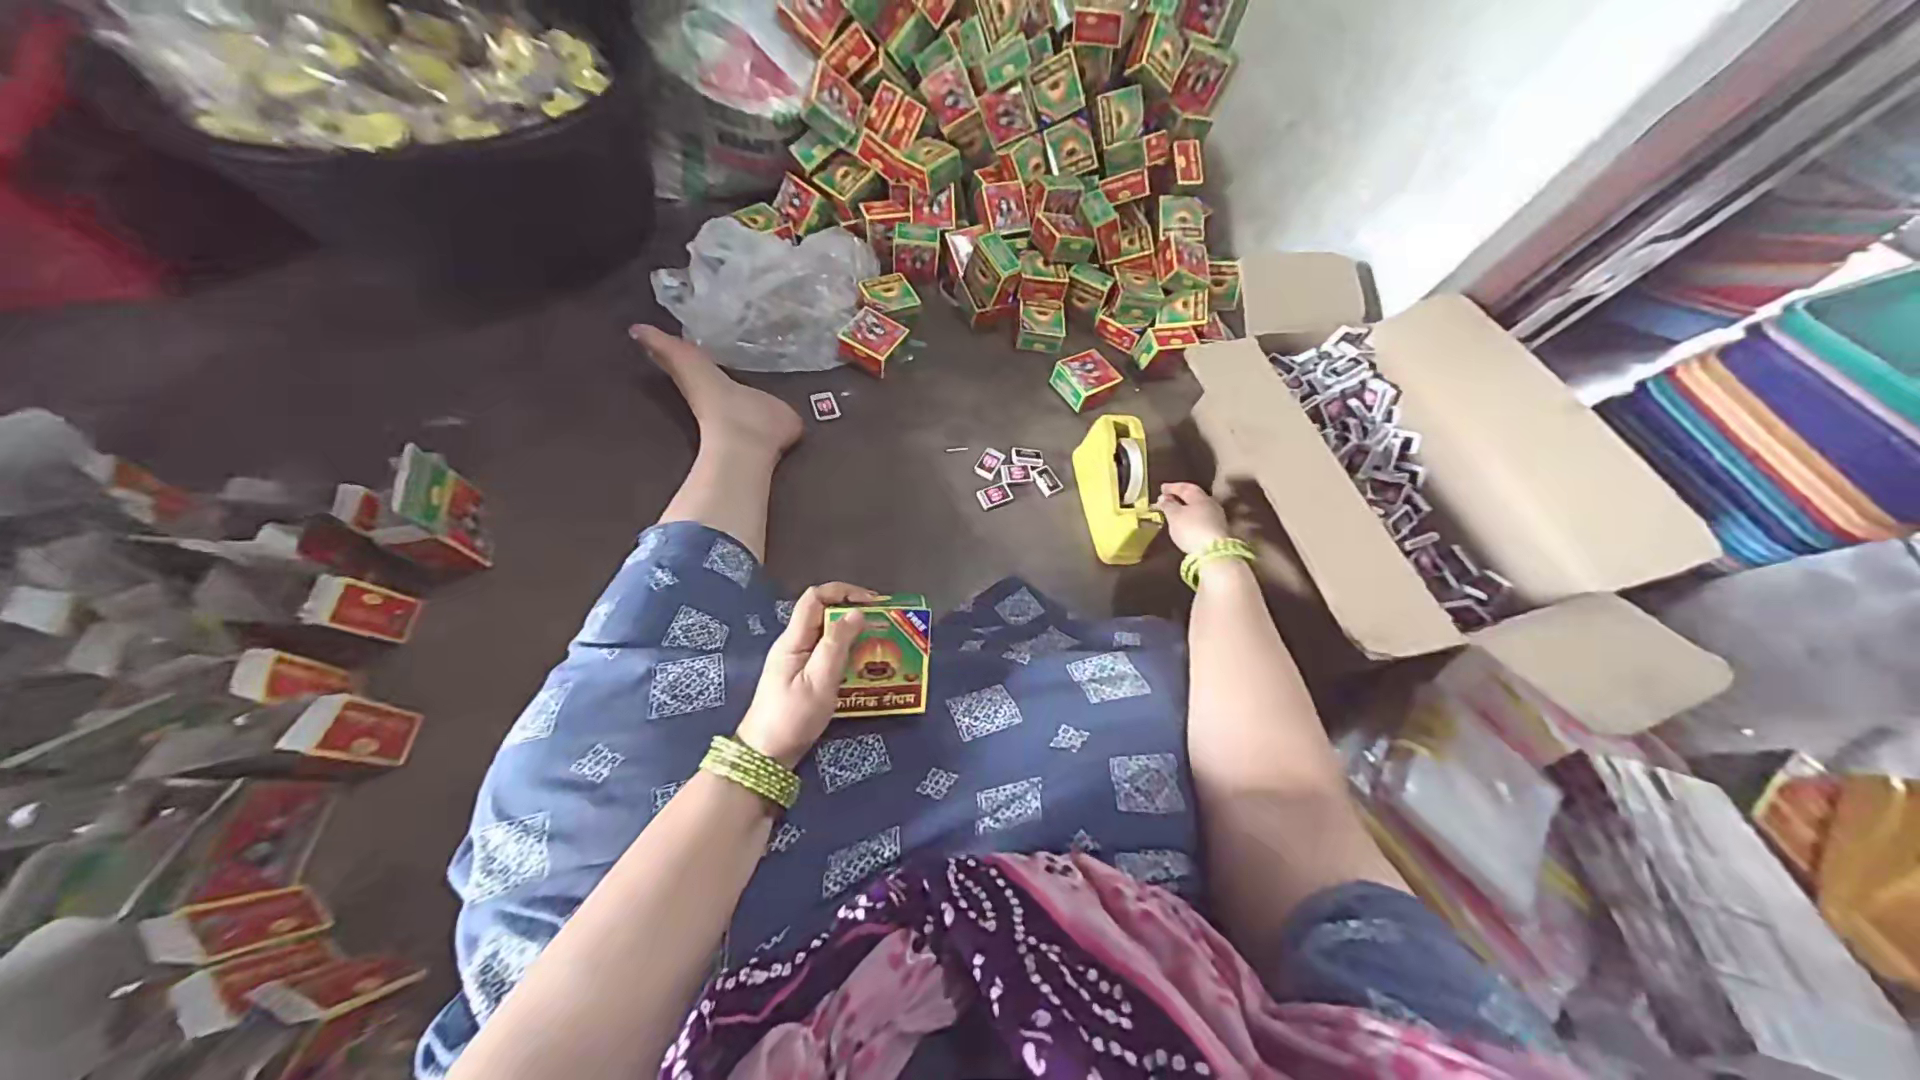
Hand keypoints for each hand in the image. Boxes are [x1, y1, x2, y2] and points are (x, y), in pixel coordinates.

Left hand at [734, 583, 881, 767]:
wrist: (766, 754)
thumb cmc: (792, 717)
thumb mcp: (819, 681)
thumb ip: (836, 644)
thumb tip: (856, 612)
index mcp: (794, 639)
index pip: (815, 598)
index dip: (843, 591)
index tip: (872, 602)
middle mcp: (794, 643)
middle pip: (823, 613)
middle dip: (854, 611)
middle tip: (883, 622)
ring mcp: (796, 660)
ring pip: (827, 634)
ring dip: (853, 633)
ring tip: (879, 642)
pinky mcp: (802, 676)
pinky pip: (827, 653)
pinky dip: (847, 652)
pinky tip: (864, 665)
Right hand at [1155, 482, 1232, 554]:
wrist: (1214, 553)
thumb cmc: (1191, 529)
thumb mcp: (1174, 516)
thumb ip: (1168, 505)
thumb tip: (1164, 497)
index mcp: (1200, 497)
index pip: (1186, 487)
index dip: (1173, 487)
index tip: (1162, 487)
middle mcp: (1211, 504)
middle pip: (1194, 497)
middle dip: (1181, 496)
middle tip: (1168, 498)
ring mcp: (1217, 518)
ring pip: (1199, 508)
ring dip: (1187, 508)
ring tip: (1176, 511)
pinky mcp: (1218, 531)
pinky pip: (1202, 518)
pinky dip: (1192, 517)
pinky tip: (1187, 523)